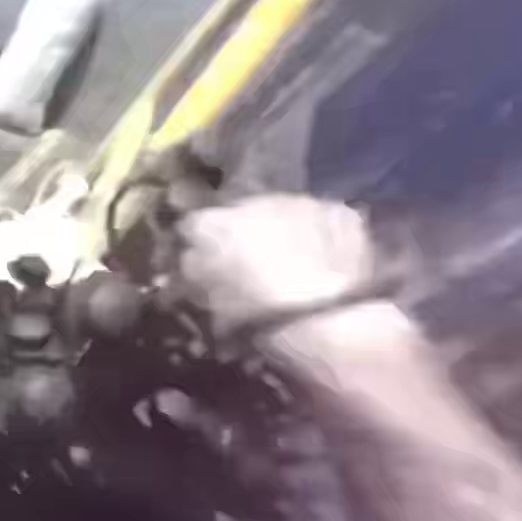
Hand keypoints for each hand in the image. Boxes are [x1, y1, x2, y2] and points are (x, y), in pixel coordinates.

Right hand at [178, 194, 375, 327]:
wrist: (322, 318)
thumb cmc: (247, 315)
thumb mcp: (199, 302)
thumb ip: (186, 274)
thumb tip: (181, 264)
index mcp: (209, 223)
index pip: (189, 226)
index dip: (191, 245)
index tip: (196, 263)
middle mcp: (251, 201)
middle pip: (237, 212)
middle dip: (236, 233)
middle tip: (242, 262)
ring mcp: (300, 202)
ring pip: (278, 212)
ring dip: (275, 230)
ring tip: (283, 261)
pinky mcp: (340, 211)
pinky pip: (318, 218)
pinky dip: (314, 234)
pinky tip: (316, 259)